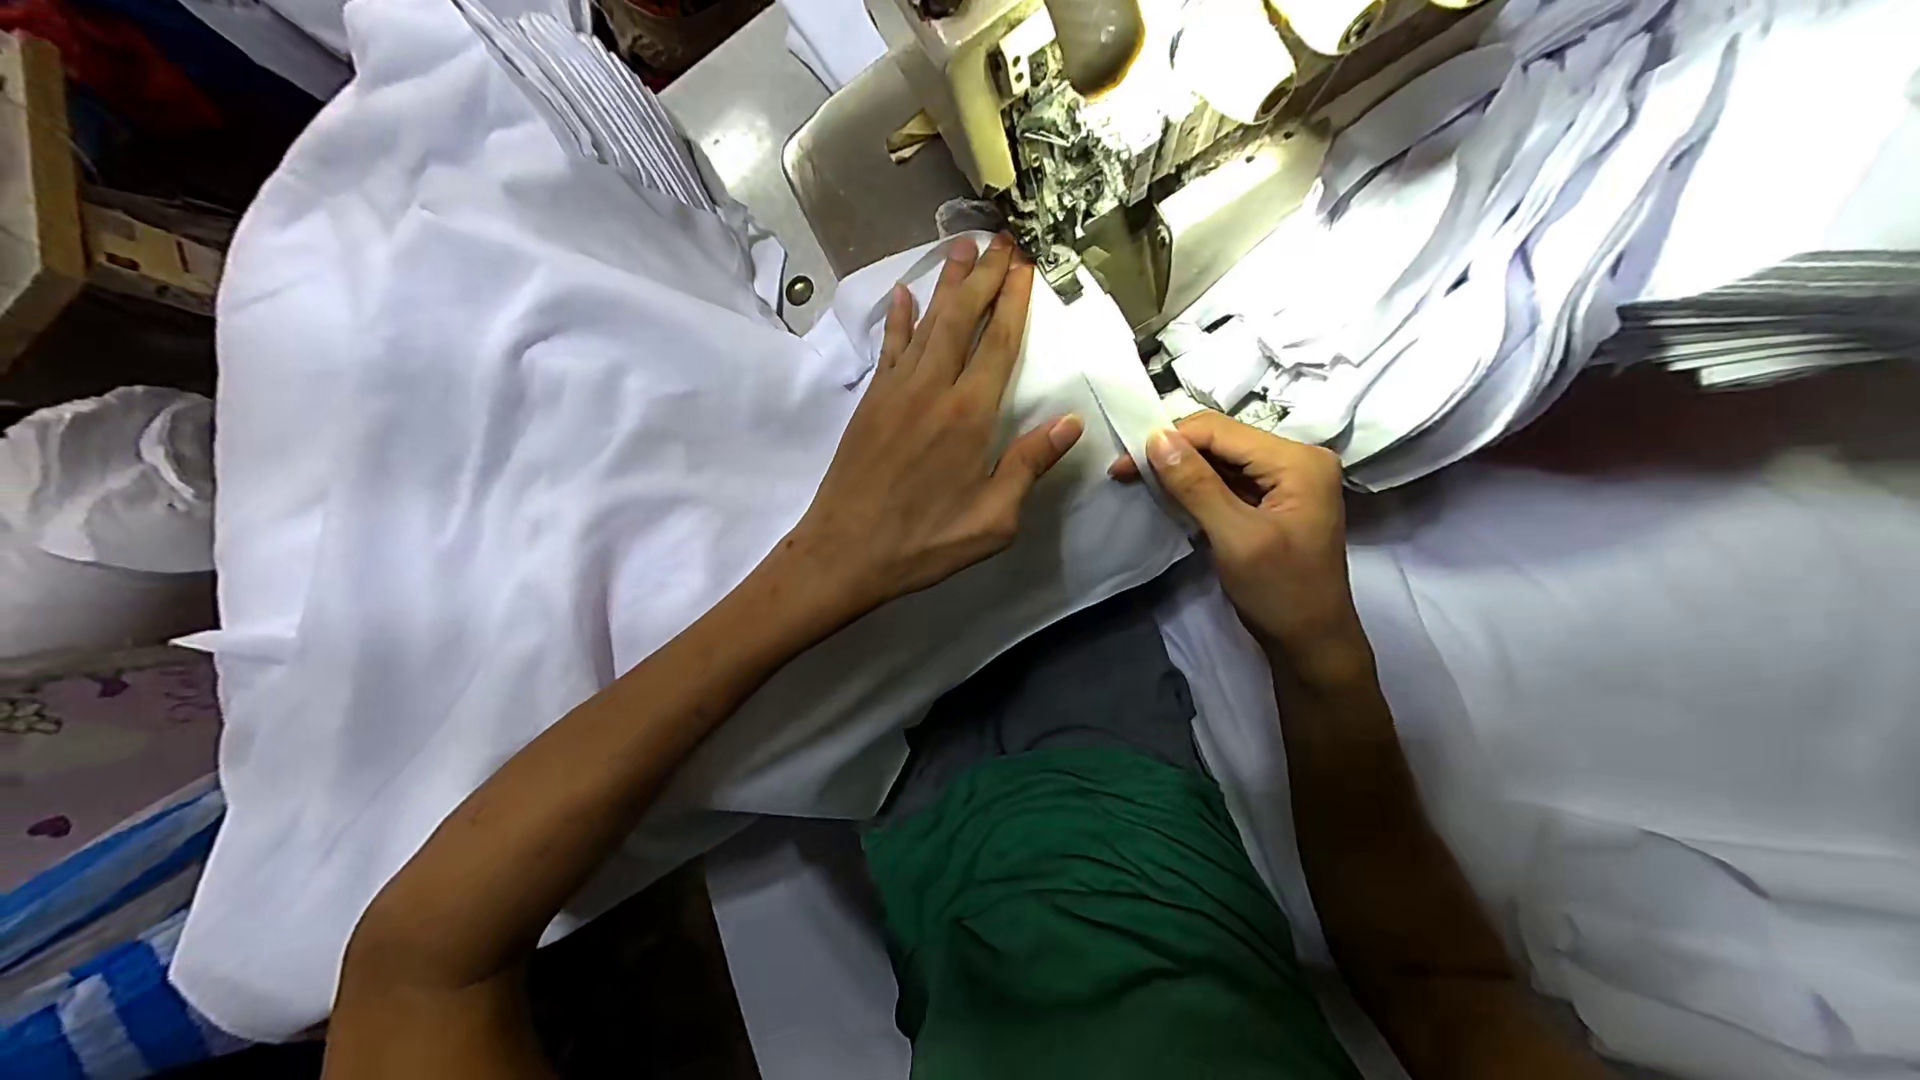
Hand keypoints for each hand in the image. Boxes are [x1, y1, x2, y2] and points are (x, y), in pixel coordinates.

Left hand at [789, 233, 1083, 612]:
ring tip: (961, 247)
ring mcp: (896, 391)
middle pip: (962, 319)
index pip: (998, 344)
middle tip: (998, 239)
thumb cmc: (924, 542)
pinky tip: (904, 294)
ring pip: (926, 324)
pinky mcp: (870, 402)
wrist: (844, 552)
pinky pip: (888, 348)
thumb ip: (1028, 467)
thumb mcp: (992, 520)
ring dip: (946, 285)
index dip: (1014, 302)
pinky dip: (898, 319)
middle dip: (983, 276)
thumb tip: (1069, 423)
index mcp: (969, 416)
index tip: (1024, 265)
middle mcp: (933, 389)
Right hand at [1112, 411, 1361, 665]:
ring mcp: (1286, 478)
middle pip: (1221, 440)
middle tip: (1124, 471)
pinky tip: (1169, 492)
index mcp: (1297, 461)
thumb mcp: (1235, 538)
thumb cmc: (1280, 592)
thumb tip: (1156, 438)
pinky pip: (1227, 478)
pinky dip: (1196, 485)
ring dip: (1180, 468)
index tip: (1123, 461)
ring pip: (1220, 458)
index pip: (1221, 431)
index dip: (1170, 439)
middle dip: (1172, 452)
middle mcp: (1296, 458)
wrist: (1310, 642)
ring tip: (1138, 479)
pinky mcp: (1272, 498)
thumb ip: (1196, 485)